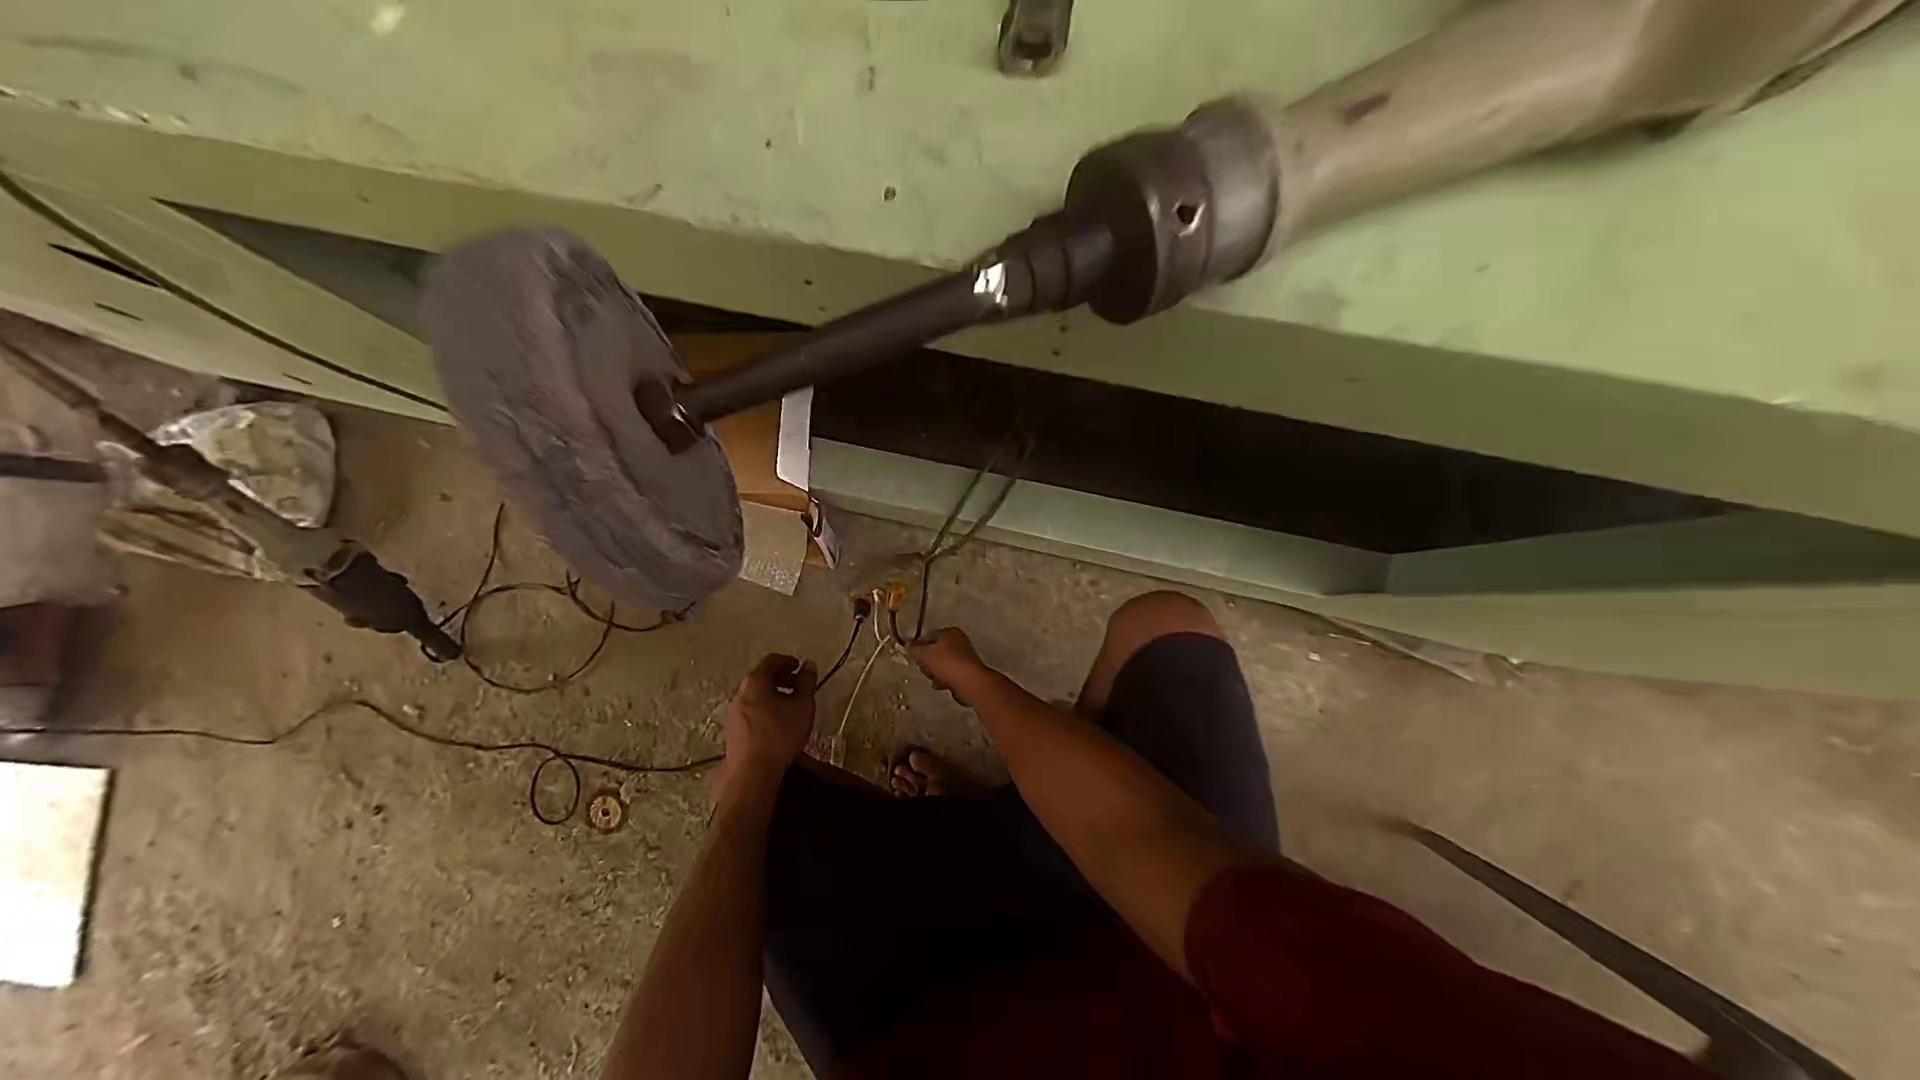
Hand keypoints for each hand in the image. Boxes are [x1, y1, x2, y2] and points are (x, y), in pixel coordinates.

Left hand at [721, 654, 816, 784]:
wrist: (753, 771)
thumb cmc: (781, 734)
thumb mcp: (803, 706)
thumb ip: (807, 683)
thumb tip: (808, 665)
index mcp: (756, 682)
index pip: (771, 661)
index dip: (788, 661)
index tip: (800, 667)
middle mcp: (740, 693)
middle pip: (762, 677)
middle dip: (782, 679)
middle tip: (798, 686)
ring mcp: (734, 712)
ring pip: (756, 695)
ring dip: (773, 695)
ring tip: (790, 706)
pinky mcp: (733, 730)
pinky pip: (751, 710)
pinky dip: (765, 708)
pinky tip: (777, 723)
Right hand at [909, 628, 990, 704]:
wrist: (969, 682)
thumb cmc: (946, 663)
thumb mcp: (924, 654)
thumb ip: (914, 649)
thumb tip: (909, 646)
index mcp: (950, 632)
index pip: (929, 636)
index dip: (919, 646)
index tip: (913, 656)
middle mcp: (960, 641)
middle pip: (937, 650)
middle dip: (928, 661)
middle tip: (923, 667)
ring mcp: (965, 657)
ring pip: (943, 663)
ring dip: (935, 671)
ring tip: (932, 678)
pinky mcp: (968, 672)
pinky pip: (951, 674)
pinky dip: (944, 679)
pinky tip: (940, 685)